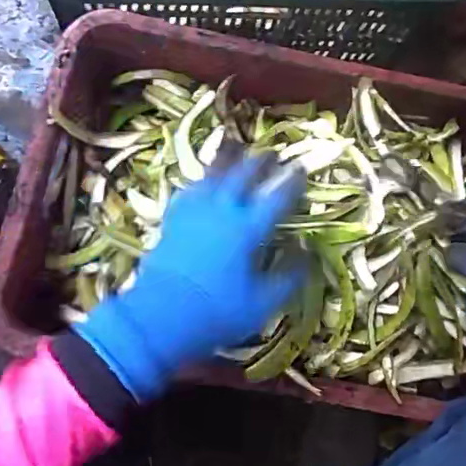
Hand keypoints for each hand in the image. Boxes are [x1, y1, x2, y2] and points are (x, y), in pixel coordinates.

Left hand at [78, 153, 305, 399]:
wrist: (160, 315)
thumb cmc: (216, 312)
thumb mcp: (261, 304)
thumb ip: (288, 277)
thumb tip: (306, 252)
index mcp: (247, 229)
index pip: (276, 197)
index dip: (291, 181)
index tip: (300, 168)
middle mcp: (221, 211)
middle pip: (243, 174)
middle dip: (260, 160)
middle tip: (272, 153)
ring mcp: (194, 211)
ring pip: (213, 174)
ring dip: (229, 160)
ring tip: (237, 150)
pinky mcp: (173, 217)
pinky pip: (190, 188)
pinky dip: (201, 179)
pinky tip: (203, 179)